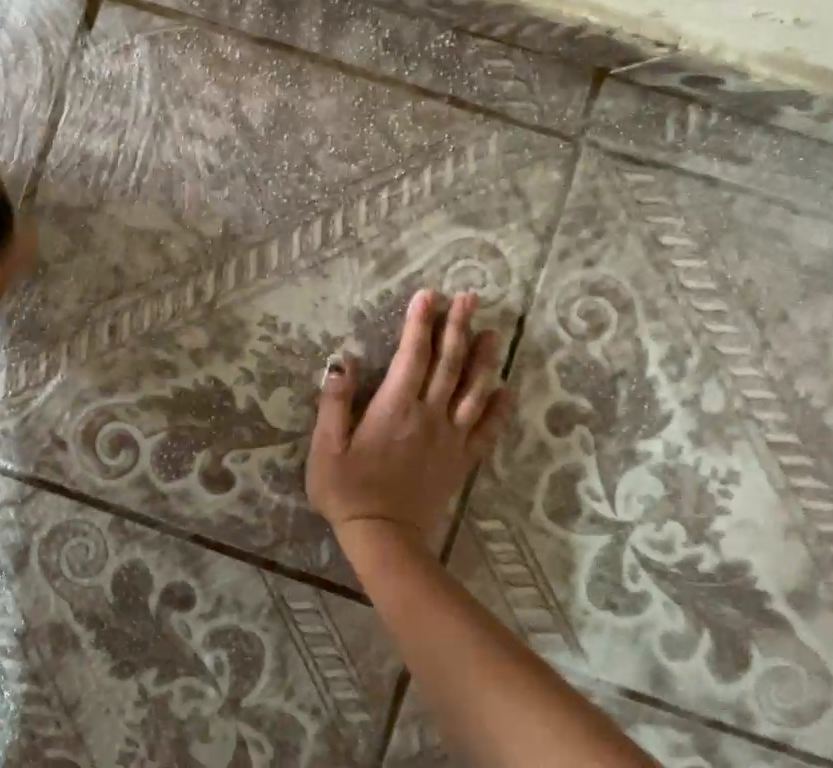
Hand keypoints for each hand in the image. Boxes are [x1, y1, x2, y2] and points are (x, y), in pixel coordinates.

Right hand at [306, 290, 513, 550]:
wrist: (383, 535)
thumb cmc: (345, 487)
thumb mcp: (326, 444)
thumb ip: (335, 401)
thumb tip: (343, 360)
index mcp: (395, 408)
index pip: (413, 356)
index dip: (420, 323)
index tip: (427, 295)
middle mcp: (429, 416)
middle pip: (450, 364)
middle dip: (458, 328)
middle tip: (470, 297)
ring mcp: (450, 438)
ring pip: (475, 390)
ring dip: (485, 358)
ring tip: (494, 331)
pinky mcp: (461, 460)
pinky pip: (488, 428)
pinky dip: (500, 406)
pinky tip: (506, 389)